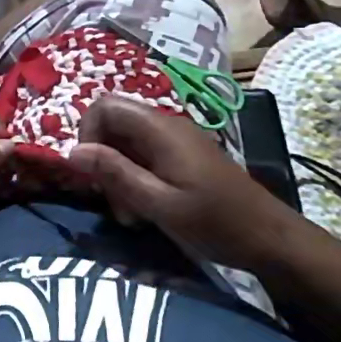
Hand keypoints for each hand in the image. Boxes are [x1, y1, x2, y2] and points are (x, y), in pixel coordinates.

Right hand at [71, 95, 301, 271]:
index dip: (88, 134)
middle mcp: (166, 124)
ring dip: (118, 175)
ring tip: (130, 214)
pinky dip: (135, 179)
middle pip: (113, 124)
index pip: (104, 105)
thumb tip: (72, 151)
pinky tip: (145, 210)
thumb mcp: (159, 204)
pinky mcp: (182, 156)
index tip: (90, 174)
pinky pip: (144, 155)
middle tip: (112, 202)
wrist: (268, 236)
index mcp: (160, 128)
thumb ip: (116, 174)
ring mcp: (176, 139)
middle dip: (102, 160)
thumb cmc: (215, 222)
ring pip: (126, 142)